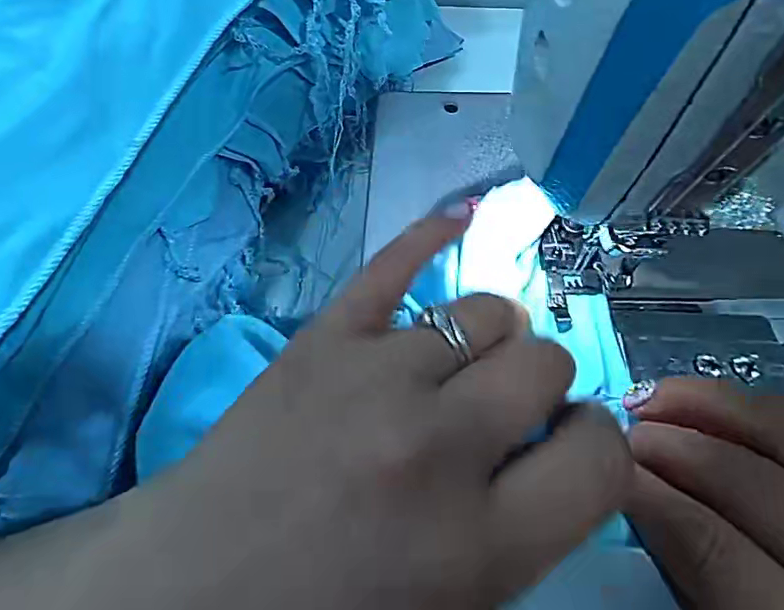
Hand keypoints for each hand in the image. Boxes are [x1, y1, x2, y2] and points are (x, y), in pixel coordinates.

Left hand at [118, 212, 632, 607]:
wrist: (185, 592)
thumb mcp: (452, 604)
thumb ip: (524, 530)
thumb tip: (567, 445)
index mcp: (477, 544)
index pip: (599, 457)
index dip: (599, 446)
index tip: (573, 445)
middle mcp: (437, 445)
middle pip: (545, 363)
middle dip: (544, 383)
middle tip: (510, 407)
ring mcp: (378, 375)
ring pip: (487, 311)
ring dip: (492, 337)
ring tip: (466, 360)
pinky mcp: (327, 334)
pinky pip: (397, 262)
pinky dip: (434, 234)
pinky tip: (463, 214)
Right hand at [624, 378, 783, 609]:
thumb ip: (707, 583)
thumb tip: (644, 492)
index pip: (730, 561)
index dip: (660, 501)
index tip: (613, 463)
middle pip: (772, 490)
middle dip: (684, 445)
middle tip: (631, 424)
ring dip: (727, 406)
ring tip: (669, 394)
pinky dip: (783, 413)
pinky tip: (737, 407)